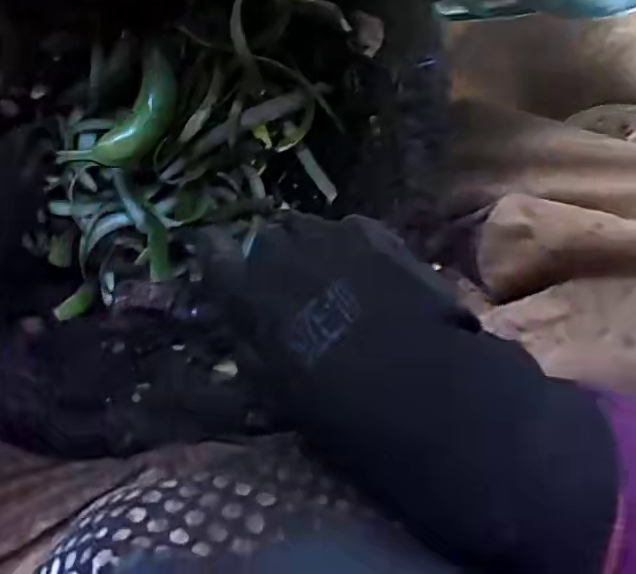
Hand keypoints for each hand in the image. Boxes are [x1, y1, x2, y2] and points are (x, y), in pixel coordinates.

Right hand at [202, 214, 470, 378]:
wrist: (425, 390)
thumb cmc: (340, 406)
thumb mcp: (275, 387)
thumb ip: (249, 344)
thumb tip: (239, 326)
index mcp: (247, 291)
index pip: (211, 250)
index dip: (210, 248)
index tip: (210, 248)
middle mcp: (277, 251)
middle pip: (263, 238)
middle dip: (271, 256)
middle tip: (291, 286)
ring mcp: (324, 234)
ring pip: (304, 229)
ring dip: (309, 248)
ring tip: (332, 278)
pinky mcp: (369, 231)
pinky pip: (347, 231)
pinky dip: (349, 247)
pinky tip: (370, 273)